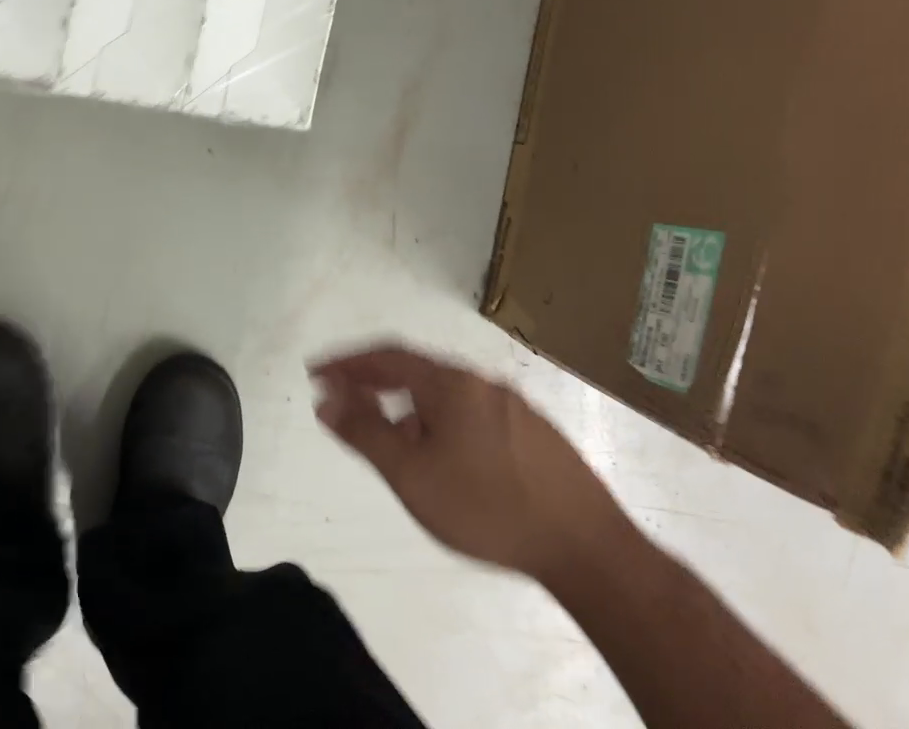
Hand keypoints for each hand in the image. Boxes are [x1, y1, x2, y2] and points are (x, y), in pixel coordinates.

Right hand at [311, 347, 635, 580]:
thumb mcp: (410, 473)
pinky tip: (440, 457)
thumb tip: (327, 400)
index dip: (347, 362)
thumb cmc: (488, 508)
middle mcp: (485, 385)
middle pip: (418, 370)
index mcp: (452, 384)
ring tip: (388, 436)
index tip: (316, 373)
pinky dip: (439, 421)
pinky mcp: (538, 437)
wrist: (591, 552)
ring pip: (447, 395)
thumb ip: (364, 432)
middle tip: (344, 399)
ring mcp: (517, 410)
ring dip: (406, 404)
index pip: (387, 356)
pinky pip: (472, 414)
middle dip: (375, 382)